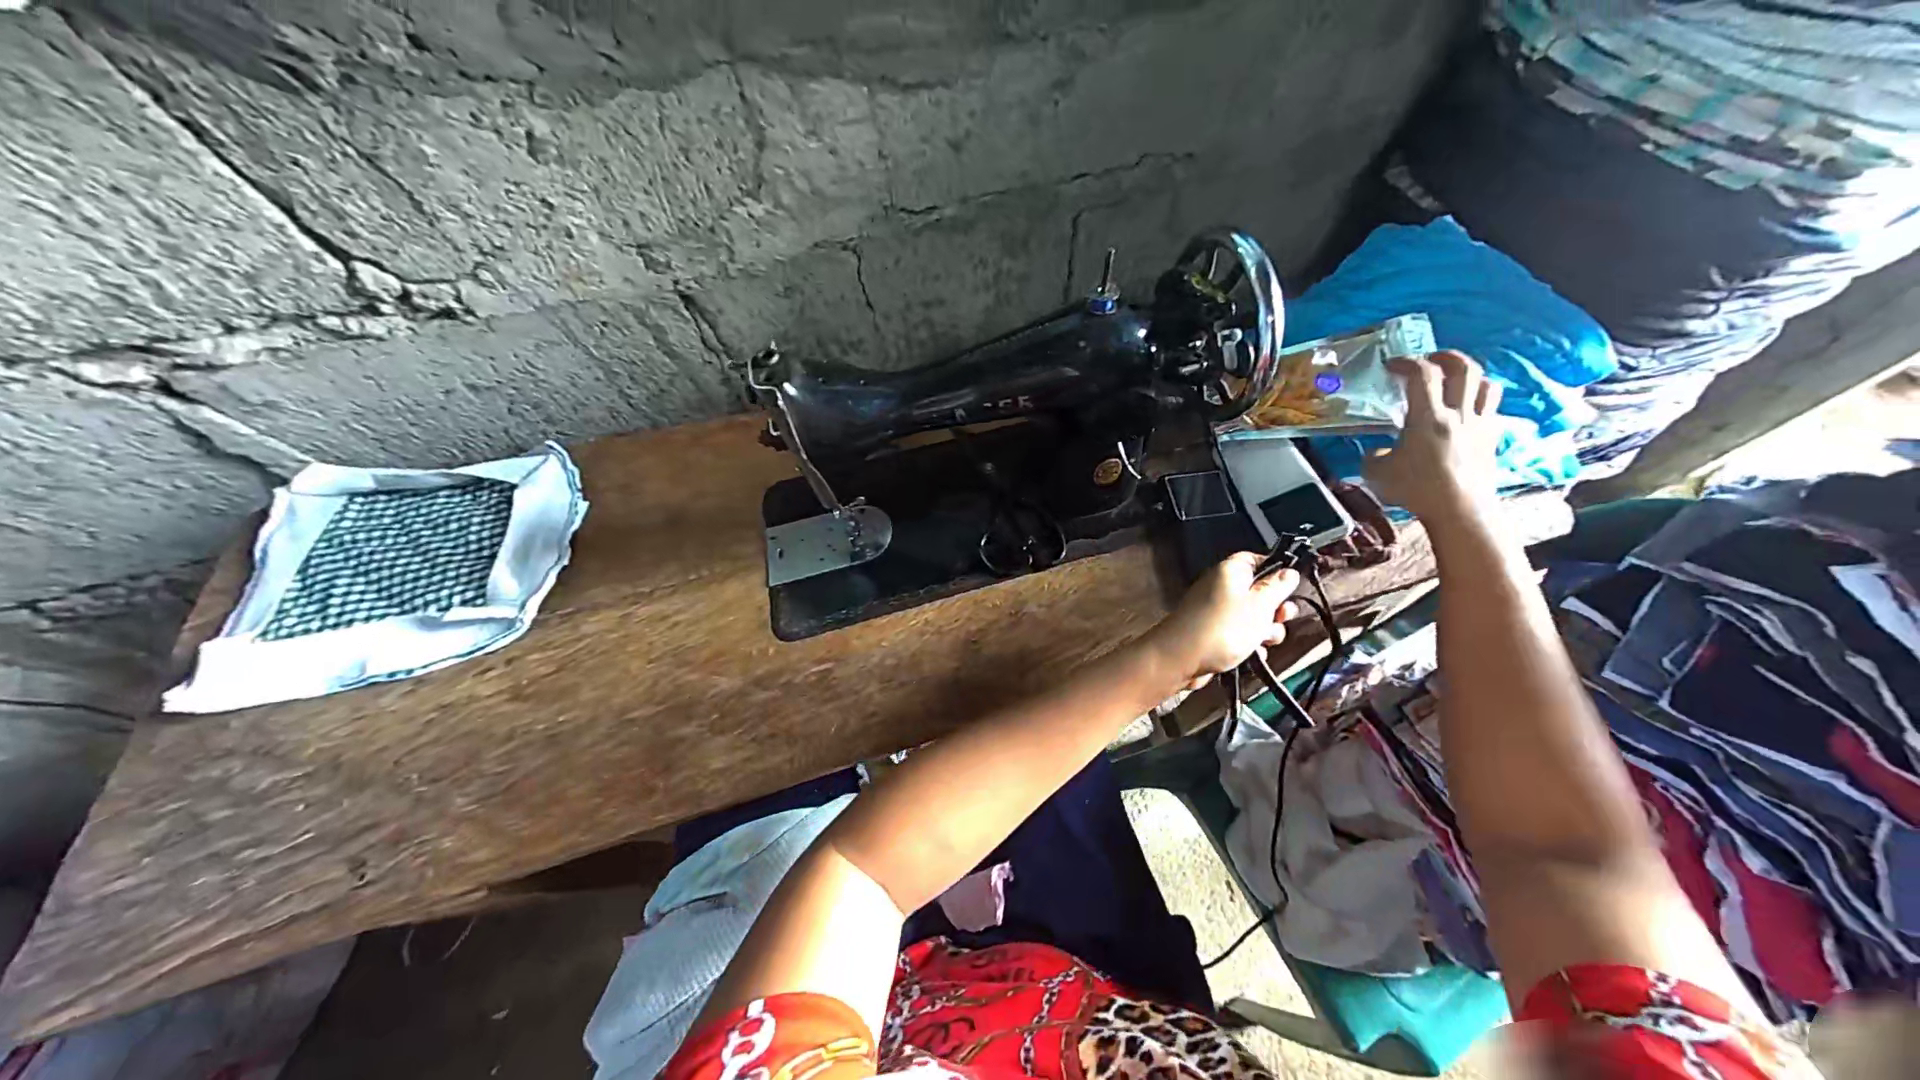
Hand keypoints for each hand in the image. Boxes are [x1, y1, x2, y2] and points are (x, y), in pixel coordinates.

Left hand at [1148, 553, 1299, 690]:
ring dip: (1264, 631)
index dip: (1277, 572)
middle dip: (1275, 609)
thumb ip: (1278, 587)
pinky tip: (1252, 655)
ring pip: (1252, 617)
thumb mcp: (1260, 604)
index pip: (1258, 560)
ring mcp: (1215, 611)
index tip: (1290, 588)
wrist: (1182, 659)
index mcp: (1231, 571)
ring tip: (1261, 641)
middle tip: (1280, 619)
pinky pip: (1239, 635)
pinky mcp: (1212, 633)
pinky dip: (1249, 645)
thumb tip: (1289, 572)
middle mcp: (1221, 587)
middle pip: (1259, 592)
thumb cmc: (1222, 628)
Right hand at [1364, 350, 1502, 529]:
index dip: (1406, 362)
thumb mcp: (1378, 473)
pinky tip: (1466, 410)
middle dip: (1445, 356)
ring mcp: (1479, 424)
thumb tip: (1378, 451)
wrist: (1459, 510)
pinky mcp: (1491, 438)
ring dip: (1470, 375)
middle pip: (1463, 368)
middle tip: (1430, 359)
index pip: (1421, 374)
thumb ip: (1374, 455)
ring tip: (1454, 380)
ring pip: (1486, 383)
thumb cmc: (1416, 490)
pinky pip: (1492, 408)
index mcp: (1428, 418)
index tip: (1391, 365)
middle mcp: (1458, 414)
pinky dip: (1480, 400)